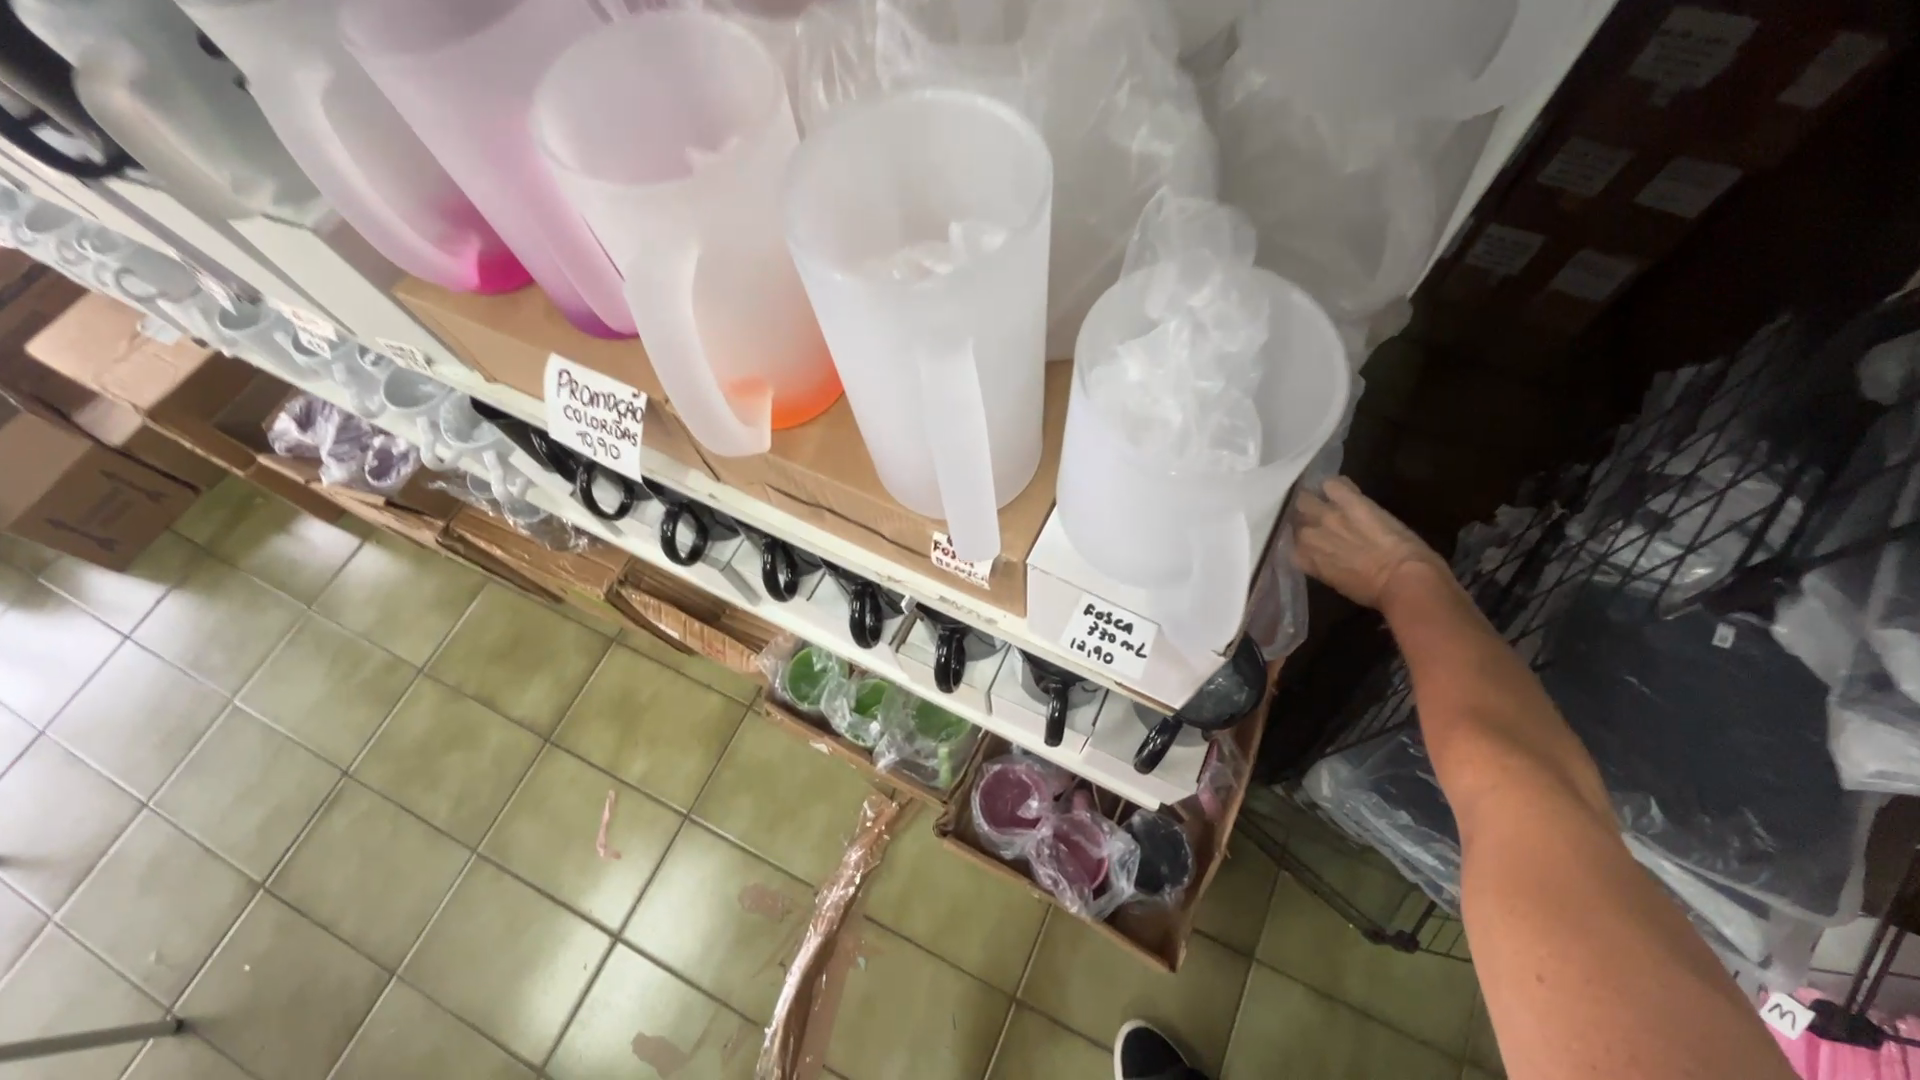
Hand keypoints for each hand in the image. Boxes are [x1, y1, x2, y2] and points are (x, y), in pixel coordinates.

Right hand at [1292, 477, 1447, 609]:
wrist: (1402, 578)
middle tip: (1314, 519)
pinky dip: (1334, 486)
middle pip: (1294, 518)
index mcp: (1305, 559)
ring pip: (1305, 498)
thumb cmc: (1373, 591)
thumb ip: (1322, 565)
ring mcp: (1328, 515)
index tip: (1307, 541)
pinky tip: (1341, 490)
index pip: (1290, 544)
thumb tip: (1324, 556)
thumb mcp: (1337, 583)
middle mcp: (1309, 535)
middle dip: (1302, 518)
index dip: (1299, 540)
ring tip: (1322, 500)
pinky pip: (1332, 484)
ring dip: (1312, 500)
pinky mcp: (1350, 500)